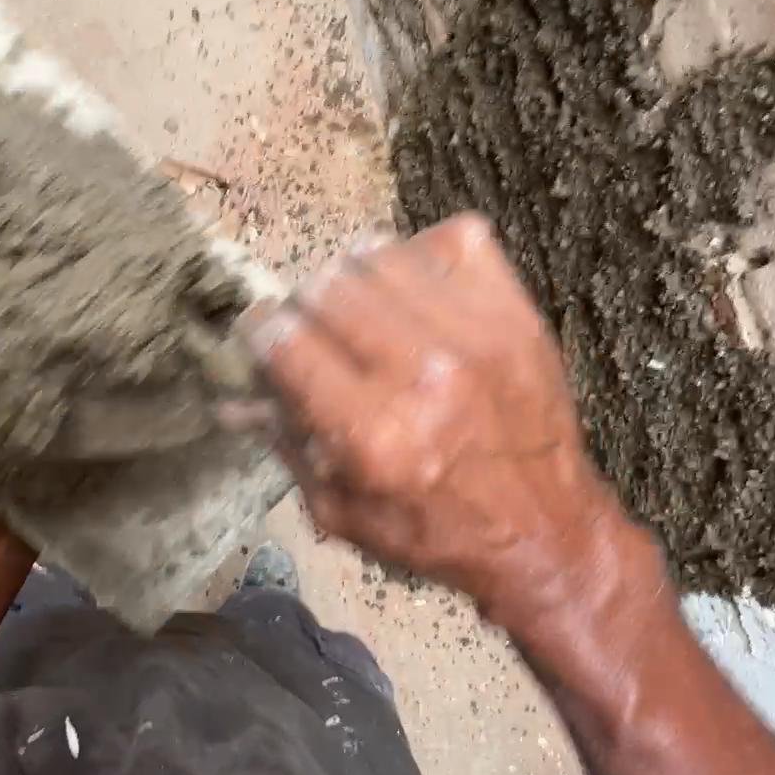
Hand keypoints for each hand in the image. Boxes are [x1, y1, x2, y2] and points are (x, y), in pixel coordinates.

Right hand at [236, 214, 661, 648]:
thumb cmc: (432, 534)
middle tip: (312, 333)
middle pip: (325, 287)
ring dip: (353, 276)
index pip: (285, 339)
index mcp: (371, 432)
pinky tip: (414, 290)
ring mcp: (476, 337)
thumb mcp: (341, 512)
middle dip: (301, 307)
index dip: (257, 330)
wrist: (545, 534)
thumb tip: (230, 398)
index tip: (261, 337)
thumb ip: (283, 443)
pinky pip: (455, 240)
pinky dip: (422, 254)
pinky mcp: (516, 317)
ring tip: (359, 309)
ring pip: (380, 254)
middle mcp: (421, 374)